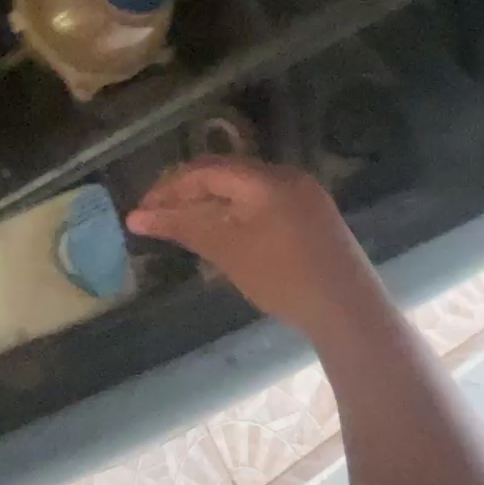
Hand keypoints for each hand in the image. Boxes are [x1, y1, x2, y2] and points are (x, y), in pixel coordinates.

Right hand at [126, 155, 393, 338]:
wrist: (349, 313)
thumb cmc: (283, 278)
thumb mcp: (226, 250)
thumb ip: (181, 226)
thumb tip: (134, 217)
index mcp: (266, 179)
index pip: (205, 171)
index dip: (168, 189)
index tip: (142, 211)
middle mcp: (286, 176)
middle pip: (224, 172)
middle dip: (186, 192)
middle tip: (158, 214)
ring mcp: (303, 194)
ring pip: (242, 187)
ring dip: (209, 201)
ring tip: (183, 223)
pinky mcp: (311, 214)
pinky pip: (261, 200)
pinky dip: (233, 210)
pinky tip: (220, 230)